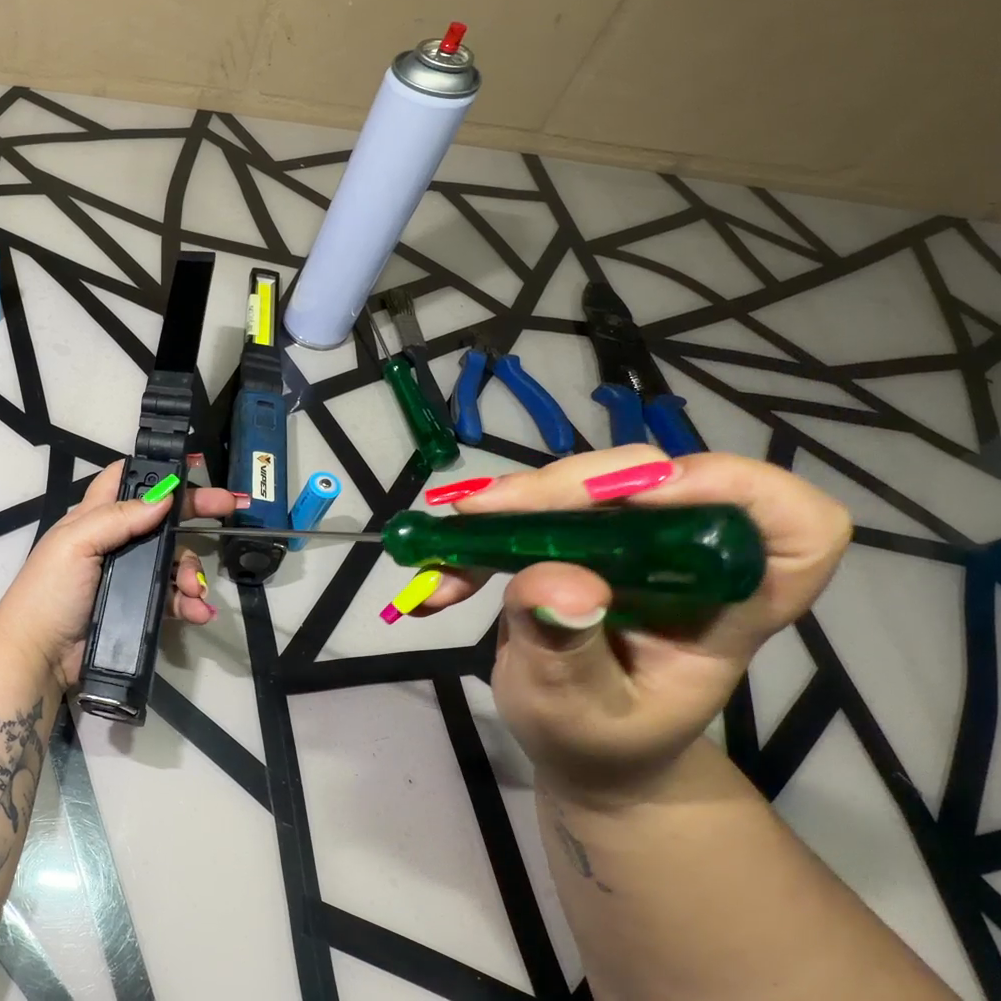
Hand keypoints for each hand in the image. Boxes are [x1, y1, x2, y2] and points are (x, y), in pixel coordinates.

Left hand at [0, 461, 235, 690]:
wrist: (40, 656)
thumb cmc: (50, 591)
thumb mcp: (75, 543)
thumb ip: (118, 518)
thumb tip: (165, 495)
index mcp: (94, 518)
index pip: (127, 481)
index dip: (157, 470)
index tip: (193, 465)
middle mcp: (114, 542)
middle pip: (162, 519)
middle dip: (195, 512)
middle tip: (229, 506)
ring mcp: (128, 577)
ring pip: (174, 561)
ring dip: (192, 571)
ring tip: (193, 589)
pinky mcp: (137, 609)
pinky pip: (173, 599)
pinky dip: (191, 604)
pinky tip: (199, 612)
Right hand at [419, 445, 851, 807]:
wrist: (583, 750)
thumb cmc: (601, 743)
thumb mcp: (578, 711)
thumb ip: (568, 650)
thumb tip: (554, 579)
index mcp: (726, 608)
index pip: (793, 529)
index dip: (735, 491)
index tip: (645, 499)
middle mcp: (686, 562)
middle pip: (659, 482)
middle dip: (571, 485)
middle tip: (486, 511)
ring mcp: (630, 547)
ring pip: (589, 485)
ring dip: (511, 503)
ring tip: (447, 545)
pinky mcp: (578, 544)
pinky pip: (533, 513)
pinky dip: (478, 535)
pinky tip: (439, 575)